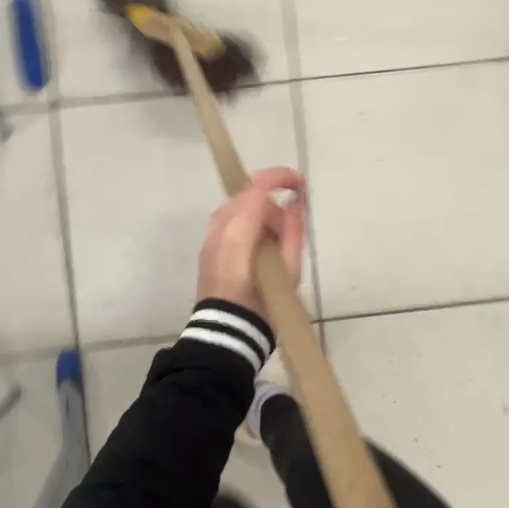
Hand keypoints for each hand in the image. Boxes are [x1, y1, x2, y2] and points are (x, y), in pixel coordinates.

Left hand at [197, 167, 306, 319]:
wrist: (227, 330)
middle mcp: (220, 225)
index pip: (258, 186)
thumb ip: (292, 230)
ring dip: (260, 215)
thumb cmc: (263, 302)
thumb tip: (295, 203)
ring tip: (277, 244)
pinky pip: (230, 222)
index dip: (281, 177)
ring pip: (239, 208)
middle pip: (249, 195)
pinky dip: (248, 225)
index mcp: (239, 229)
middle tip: (291, 229)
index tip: (301, 183)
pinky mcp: (208, 245)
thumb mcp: (288, 269)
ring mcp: (210, 235)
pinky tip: (261, 249)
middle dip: (273, 203)